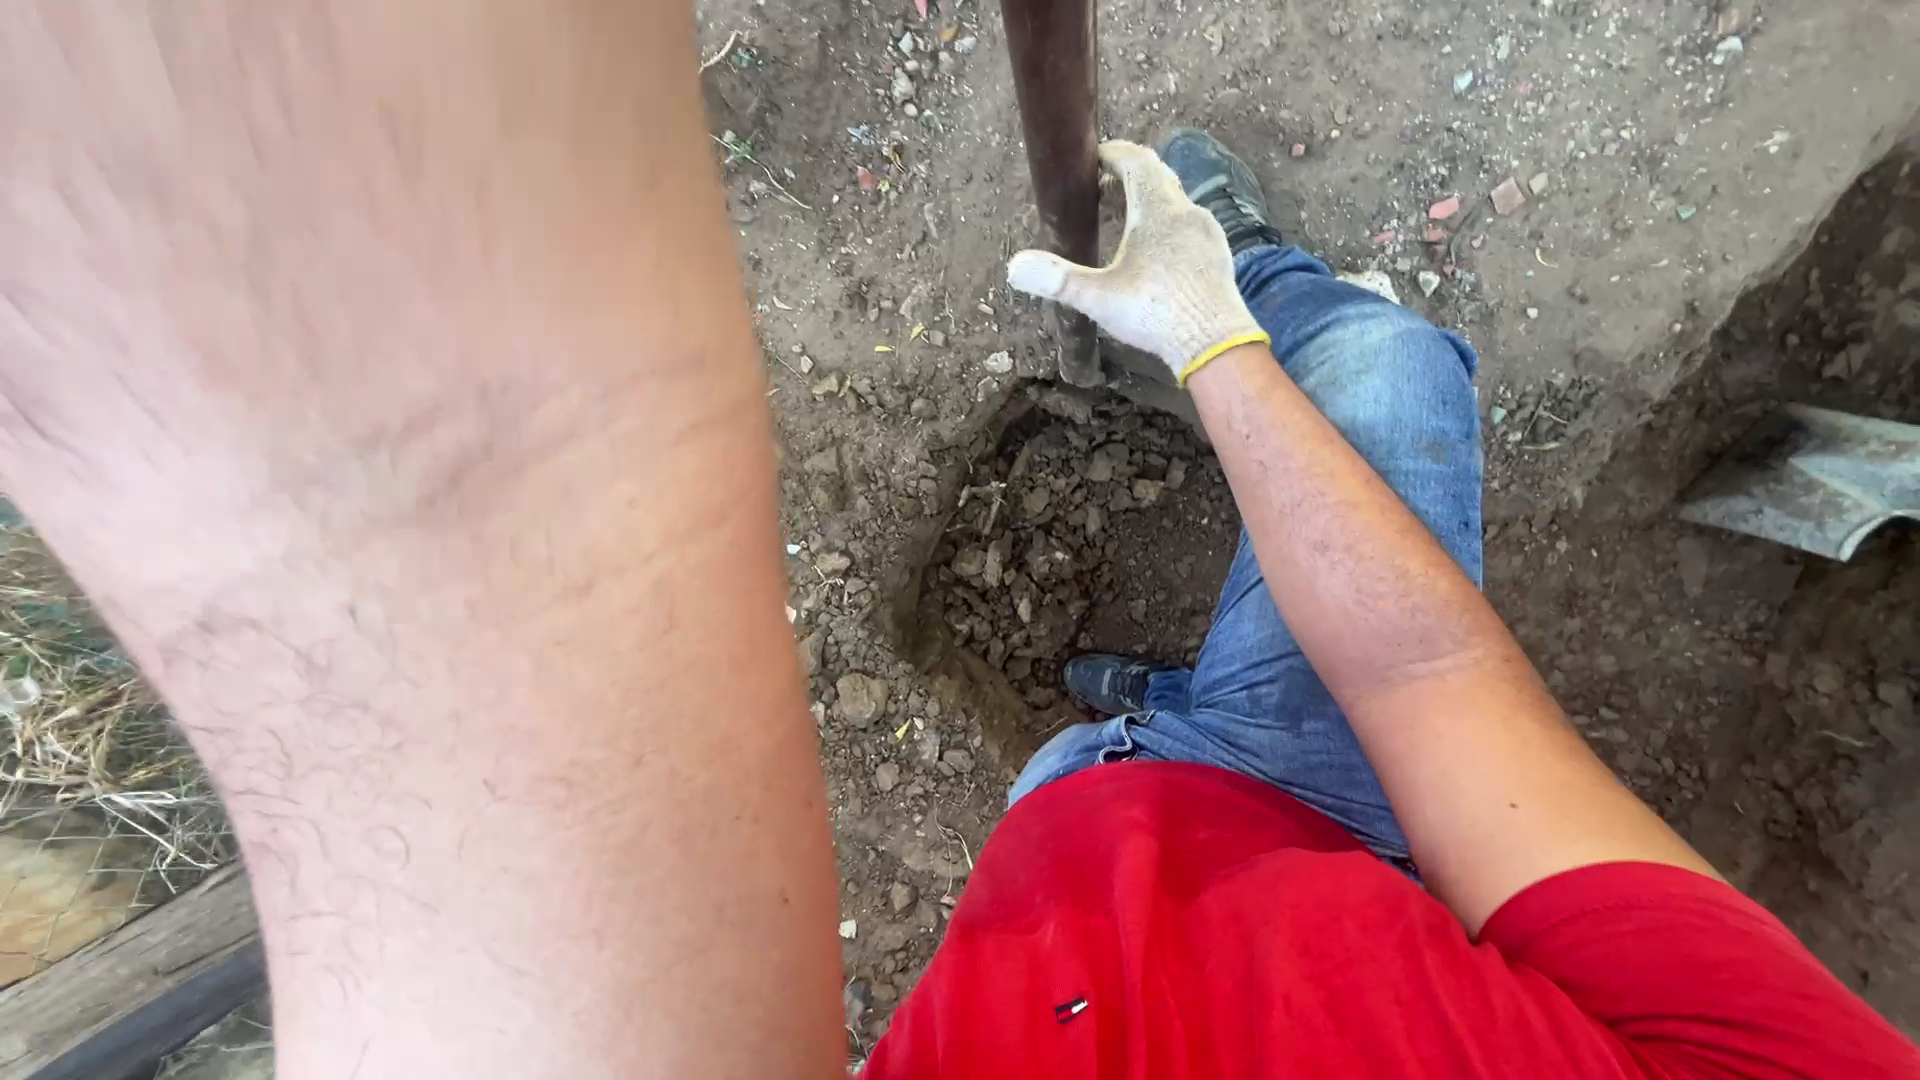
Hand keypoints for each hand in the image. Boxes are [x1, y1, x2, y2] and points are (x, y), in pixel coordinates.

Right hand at [1006, 140, 1268, 385]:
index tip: (1097, 158)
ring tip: (1127, 221)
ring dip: (1150, 203)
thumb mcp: (1098, 298)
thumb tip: (1014, 268)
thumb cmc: (1154, 313)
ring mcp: (1207, 233)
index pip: (1137, 161)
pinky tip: (1157, 254)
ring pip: (1176, 203)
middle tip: (1105, 188)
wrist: (1213, 341)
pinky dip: (1169, 227)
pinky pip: (1190, 228)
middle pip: (1159, 177)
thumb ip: (1057, 280)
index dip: (1115, 154)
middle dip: (1131, 177)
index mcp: (1157, 209)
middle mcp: (1186, 211)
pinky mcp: (1217, 256)